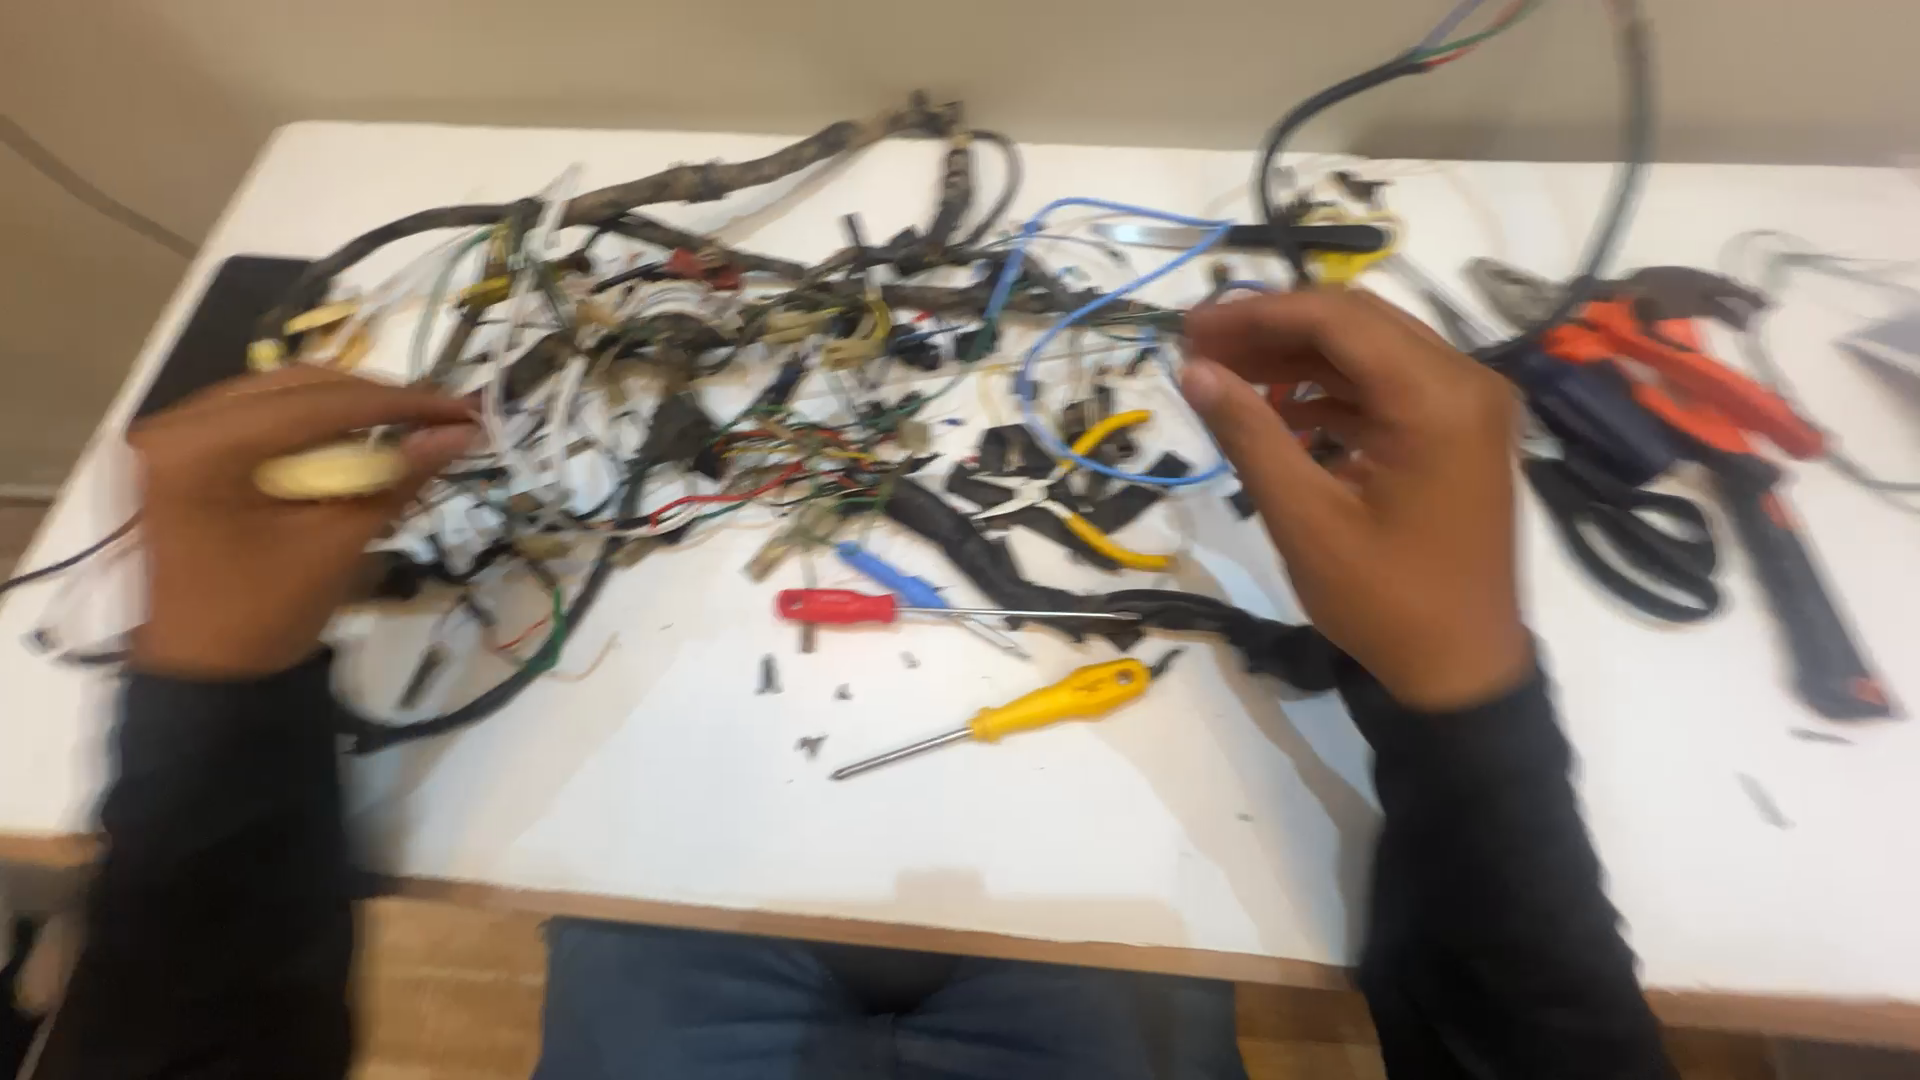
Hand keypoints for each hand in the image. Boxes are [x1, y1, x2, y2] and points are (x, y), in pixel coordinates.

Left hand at [129, 367, 475, 679]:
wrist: (202, 666)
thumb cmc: (266, 612)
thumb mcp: (341, 542)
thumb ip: (400, 478)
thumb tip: (462, 433)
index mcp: (200, 449)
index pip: (321, 404)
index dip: (404, 403)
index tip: (466, 410)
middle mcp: (175, 426)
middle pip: (298, 386)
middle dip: (380, 400)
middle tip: (446, 419)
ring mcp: (176, 437)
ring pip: (284, 395)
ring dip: (354, 411)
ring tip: (414, 429)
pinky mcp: (188, 454)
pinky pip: (267, 419)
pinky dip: (323, 428)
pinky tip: (363, 446)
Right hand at [1181, 290, 1530, 709]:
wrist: (1458, 667)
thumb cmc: (1382, 599)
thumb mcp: (1303, 517)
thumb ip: (1248, 434)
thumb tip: (1194, 372)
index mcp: (1437, 398)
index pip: (1337, 319)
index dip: (1256, 314)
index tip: (1190, 329)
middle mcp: (1463, 383)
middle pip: (1354, 325)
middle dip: (1270, 330)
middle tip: (1199, 349)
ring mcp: (1464, 408)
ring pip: (1366, 354)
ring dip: (1293, 359)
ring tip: (1224, 375)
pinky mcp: (1453, 434)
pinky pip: (1381, 391)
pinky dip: (1324, 393)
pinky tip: (1275, 411)